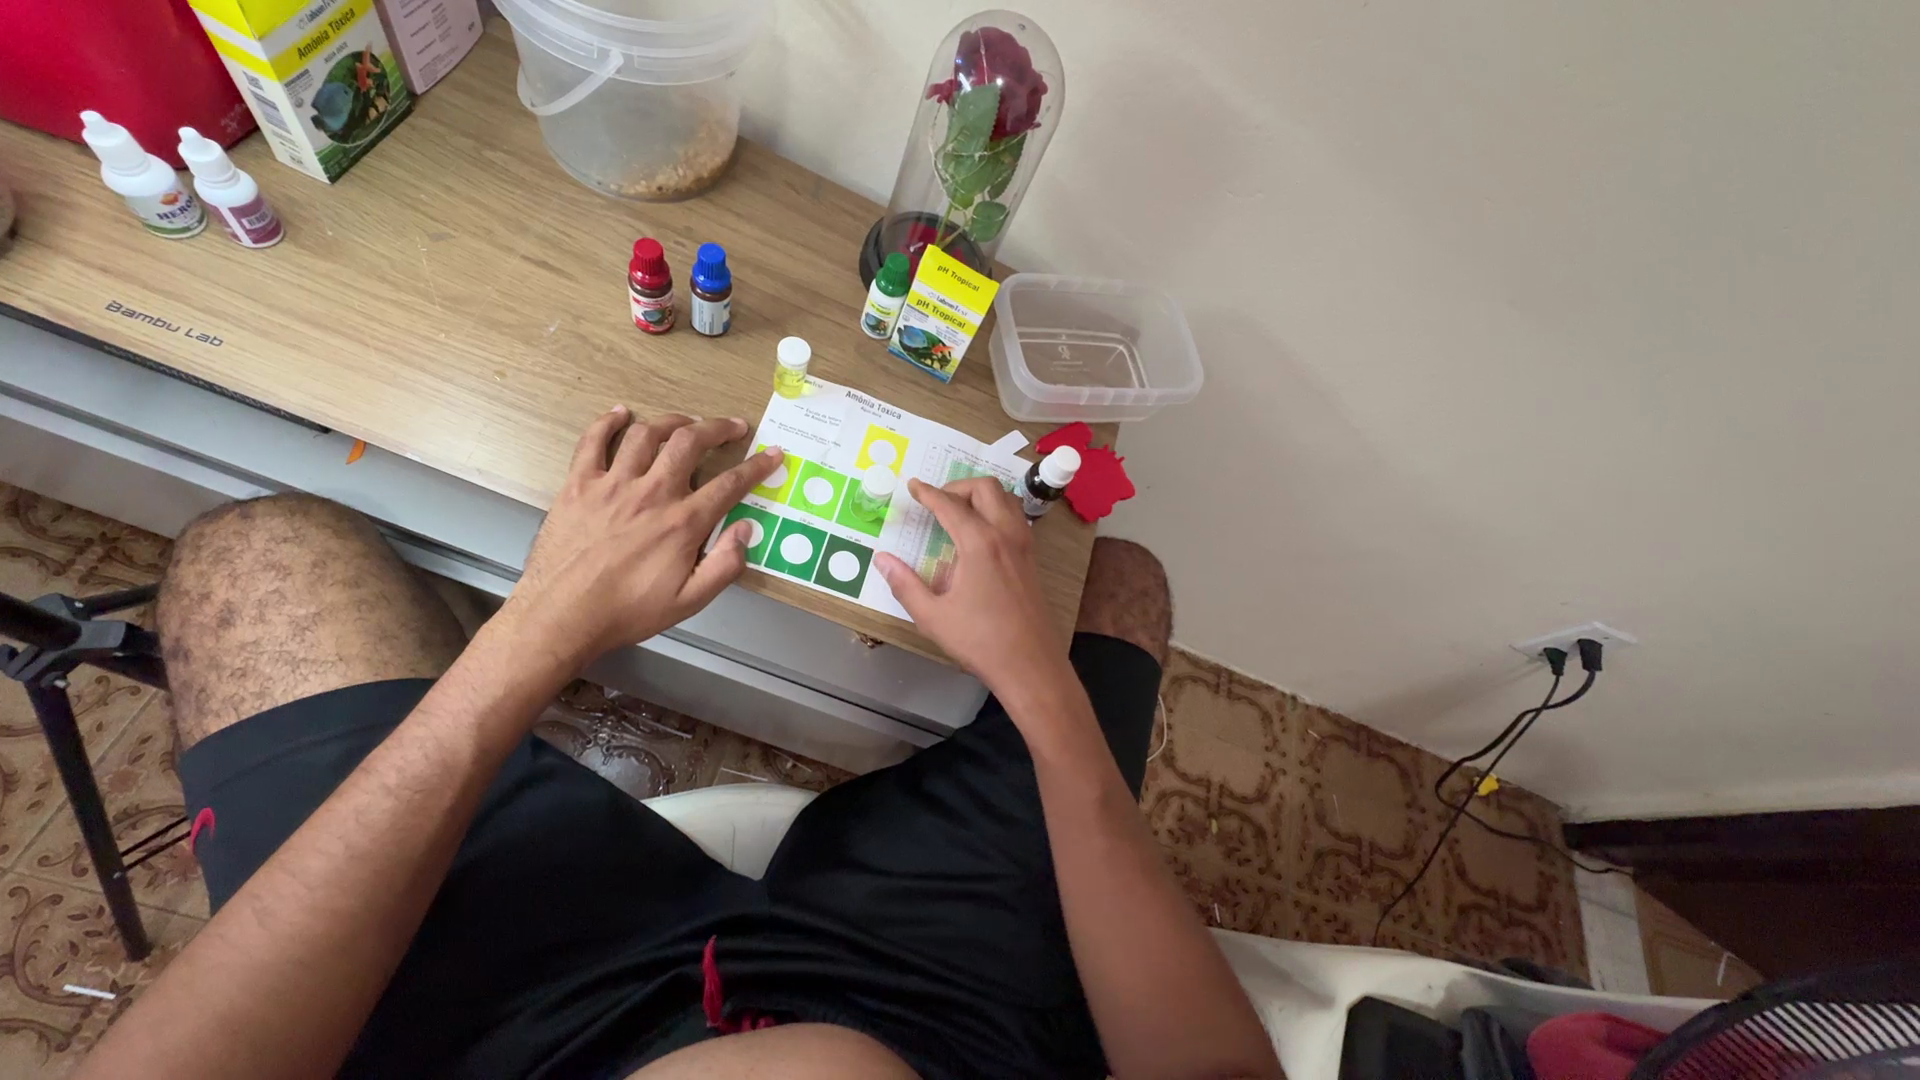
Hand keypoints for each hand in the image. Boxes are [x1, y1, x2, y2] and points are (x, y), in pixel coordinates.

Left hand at [503, 407, 781, 669]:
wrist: (563, 616)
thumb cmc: (628, 612)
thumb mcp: (691, 601)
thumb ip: (725, 565)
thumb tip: (745, 529)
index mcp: (683, 523)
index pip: (730, 484)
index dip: (756, 466)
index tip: (772, 455)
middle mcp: (652, 494)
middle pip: (690, 443)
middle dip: (717, 428)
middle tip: (733, 426)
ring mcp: (612, 485)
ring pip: (646, 434)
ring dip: (671, 422)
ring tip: (685, 422)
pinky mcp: (579, 485)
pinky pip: (593, 442)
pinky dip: (608, 422)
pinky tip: (621, 413)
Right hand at [874, 477, 1070, 692]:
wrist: (1031, 665)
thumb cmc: (980, 642)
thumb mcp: (933, 617)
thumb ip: (905, 584)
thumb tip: (882, 559)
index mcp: (979, 544)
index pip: (950, 505)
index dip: (928, 493)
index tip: (913, 486)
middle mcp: (1006, 535)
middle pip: (985, 488)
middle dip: (958, 486)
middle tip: (936, 501)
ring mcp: (1024, 545)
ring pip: (1007, 499)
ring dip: (982, 496)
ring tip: (959, 511)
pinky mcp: (1032, 559)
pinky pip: (1016, 518)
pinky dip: (997, 511)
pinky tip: (982, 534)